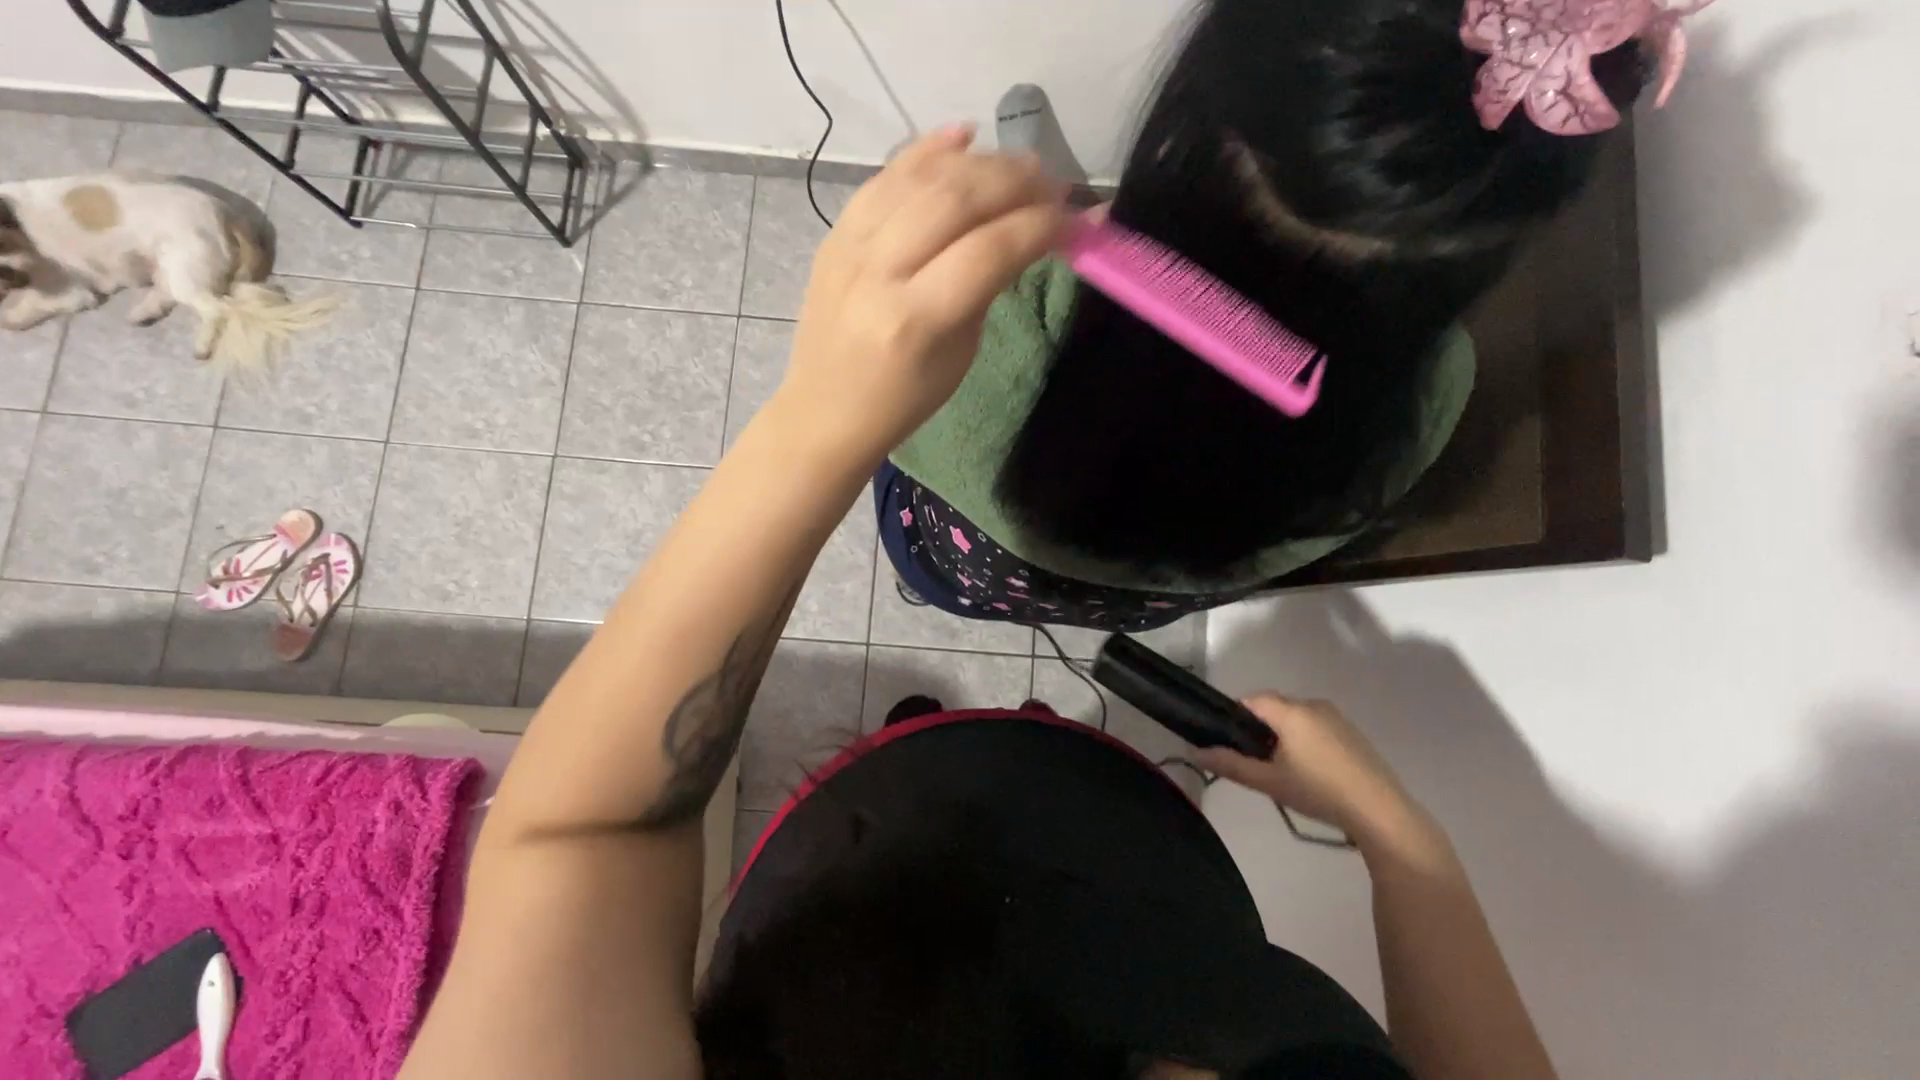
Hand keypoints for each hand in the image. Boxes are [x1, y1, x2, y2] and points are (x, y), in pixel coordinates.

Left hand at [771, 125, 1068, 460]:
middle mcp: (878, 272)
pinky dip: (926, 150)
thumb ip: (990, 286)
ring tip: (1020, 166)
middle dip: (1015, 181)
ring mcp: (849, 246)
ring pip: (921, 177)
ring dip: (979, 162)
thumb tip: (1032, 233)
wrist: (824, 411)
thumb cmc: (904, 399)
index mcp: (914, 320)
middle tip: (1054, 184)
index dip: (1041, 225)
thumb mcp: (960, 354)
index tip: (1076, 220)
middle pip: (956, 199)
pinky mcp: (835, 233)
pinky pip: (884, 175)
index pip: (989, 249)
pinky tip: (964, 136)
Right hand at [1196, 694, 1446, 857]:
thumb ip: (1230, 765)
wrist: (1380, 812)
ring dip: (1284, 736)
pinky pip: (1317, 727)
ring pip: (1297, 718)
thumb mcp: (1269, 782)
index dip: (1236, 716)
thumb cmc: (1318, 792)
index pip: (1253, 699)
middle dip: (1260, 729)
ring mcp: (1338, 718)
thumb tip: (1194, 753)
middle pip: (1275, 707)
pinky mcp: (1353, 733)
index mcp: (1292, 712)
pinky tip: (1311, 773)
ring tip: (1285, 772)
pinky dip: (1306, 742)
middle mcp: (1314, 705)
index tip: (1231, 743)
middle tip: (1256, 763)